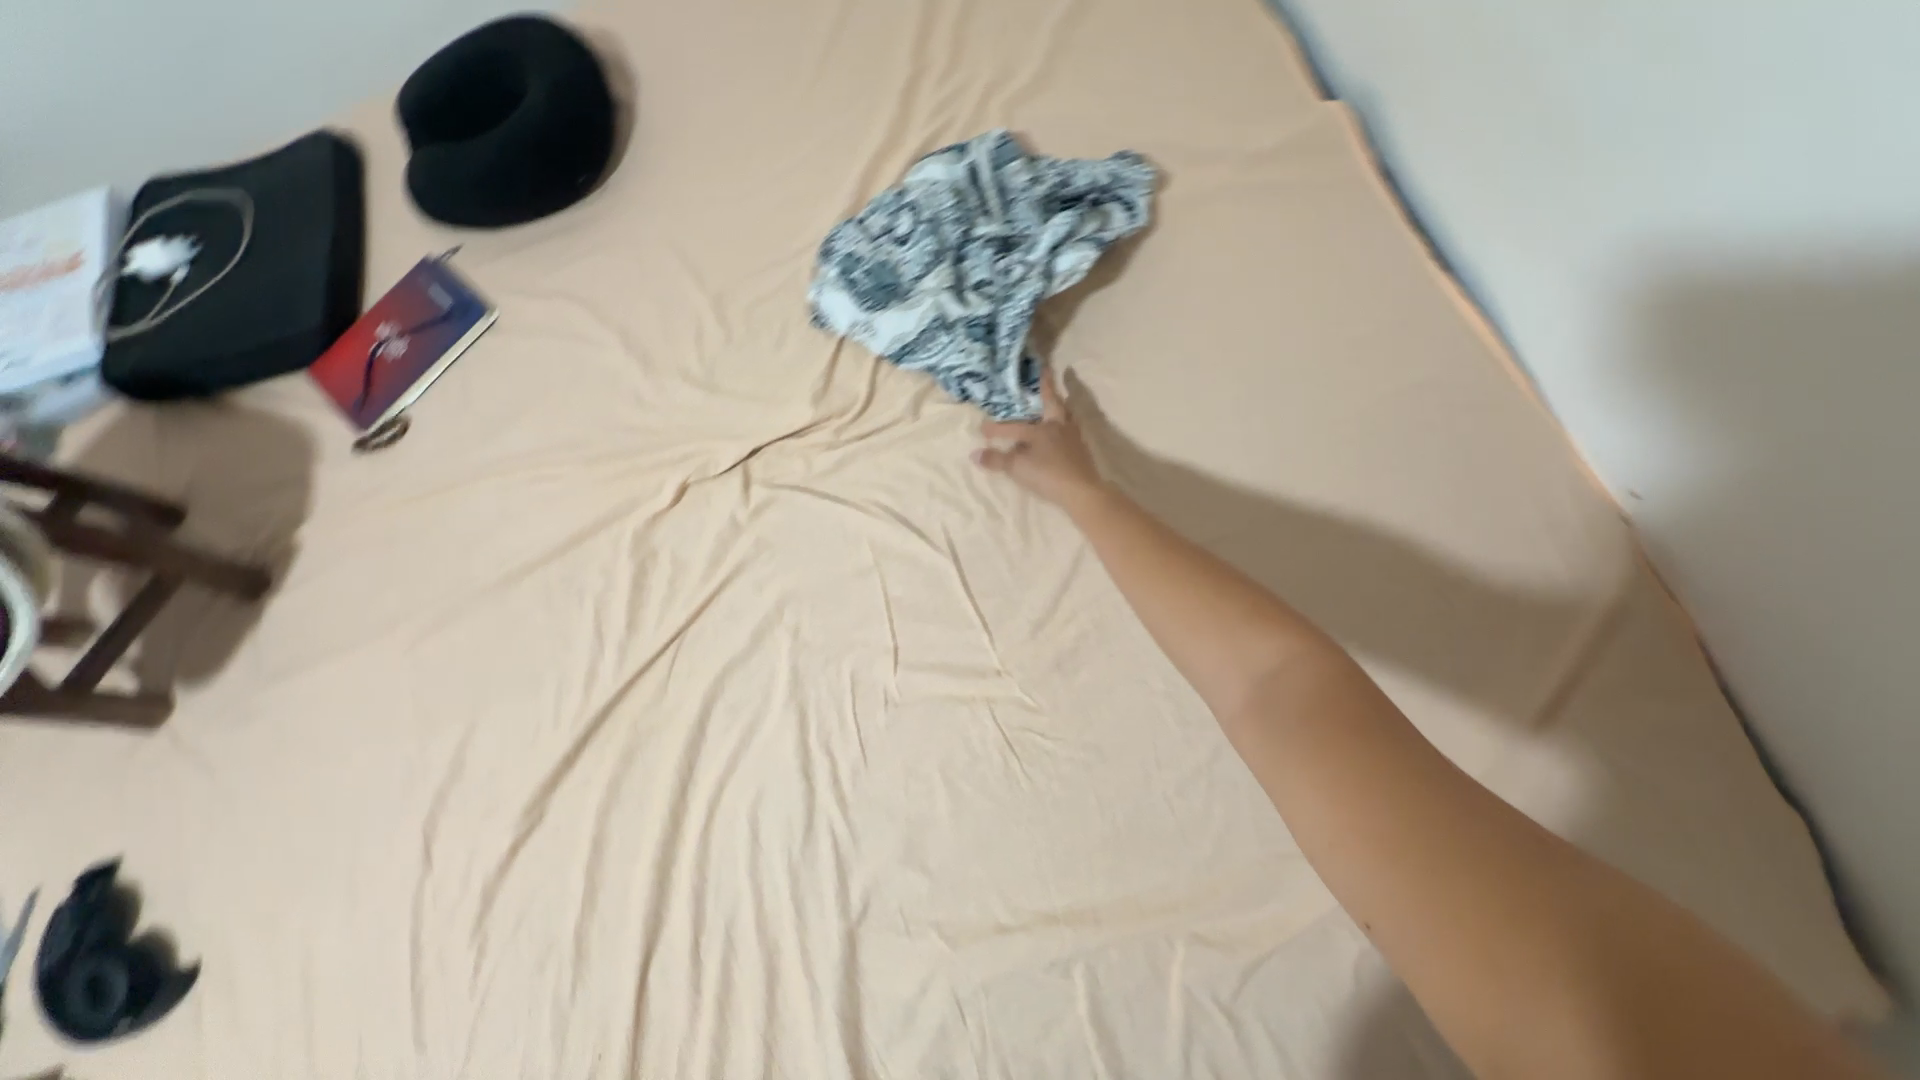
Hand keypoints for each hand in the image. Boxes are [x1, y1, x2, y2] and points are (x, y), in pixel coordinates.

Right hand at [972, 369, 1107, 509]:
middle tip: (1047, 371)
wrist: (1080, 490)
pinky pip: (1071, 429)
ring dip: (1060, 404)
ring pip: (1066, 414)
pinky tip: (1062, 430)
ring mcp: (1073, 437)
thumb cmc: (1047, 474)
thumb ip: (996, 460)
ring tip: (1057, 399)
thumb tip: (974, 454)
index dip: (996, 428)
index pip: (1014, 427)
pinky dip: (1065, 424)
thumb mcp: (1017, 468)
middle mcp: (1058, 427)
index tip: (982, 427)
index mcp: (1041, 429)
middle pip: (1053, 403)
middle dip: (1048, 387)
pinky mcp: (1082, 450)